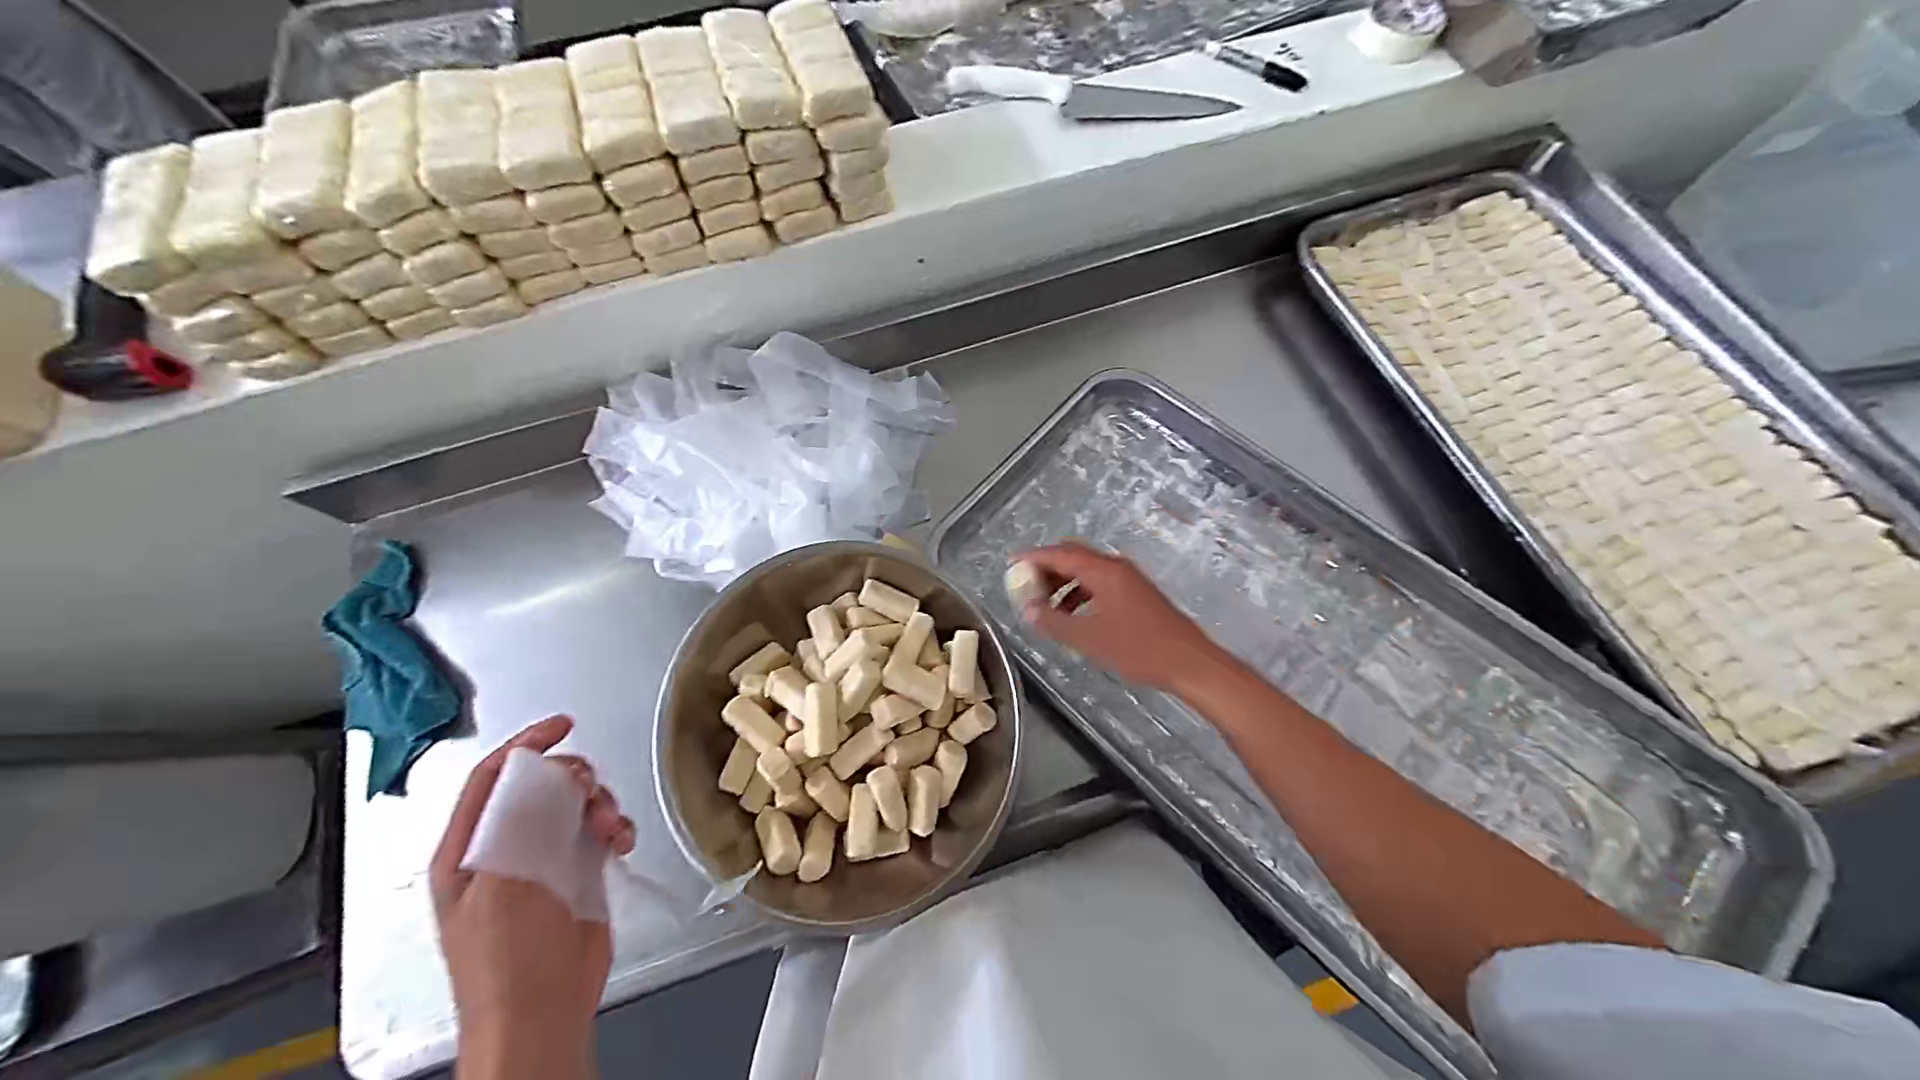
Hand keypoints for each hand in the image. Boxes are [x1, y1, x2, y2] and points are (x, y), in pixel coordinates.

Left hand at [431, 716, 636, 1079]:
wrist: (542, 1013)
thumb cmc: (508, 962)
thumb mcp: (504, 884)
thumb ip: (523, 821)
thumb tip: (552, 772)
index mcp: (469, 850)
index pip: (492, 778)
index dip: (525, 745)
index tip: (561, 725)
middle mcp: (505, 848)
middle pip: (542, 786)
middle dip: (575, 781)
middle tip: (592, 793)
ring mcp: (542, 860)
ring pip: (576, 804)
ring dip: (601, 805)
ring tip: (613, 828)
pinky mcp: (575, 873)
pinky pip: (598, 829)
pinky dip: (616, 827)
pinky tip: (621, 842)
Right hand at [1015, 543, 1223, 693]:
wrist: (1189, 663)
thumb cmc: (1141, 649)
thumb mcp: (1089, 639)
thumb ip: (1054, 623)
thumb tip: (1028, 611)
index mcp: (1104, 572)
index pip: (1060, 555)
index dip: (1034, 558)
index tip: (1013, 563)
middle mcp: (1117, 569)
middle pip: (1073, 557)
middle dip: (1047, 569)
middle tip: (1026, 585)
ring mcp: (1129, 580)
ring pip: (1087, 571)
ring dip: (1063, 583)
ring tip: (1045, 605)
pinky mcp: (1136, 594)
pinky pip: (1099, 583)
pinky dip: (1080, 593)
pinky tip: (1073, 616)